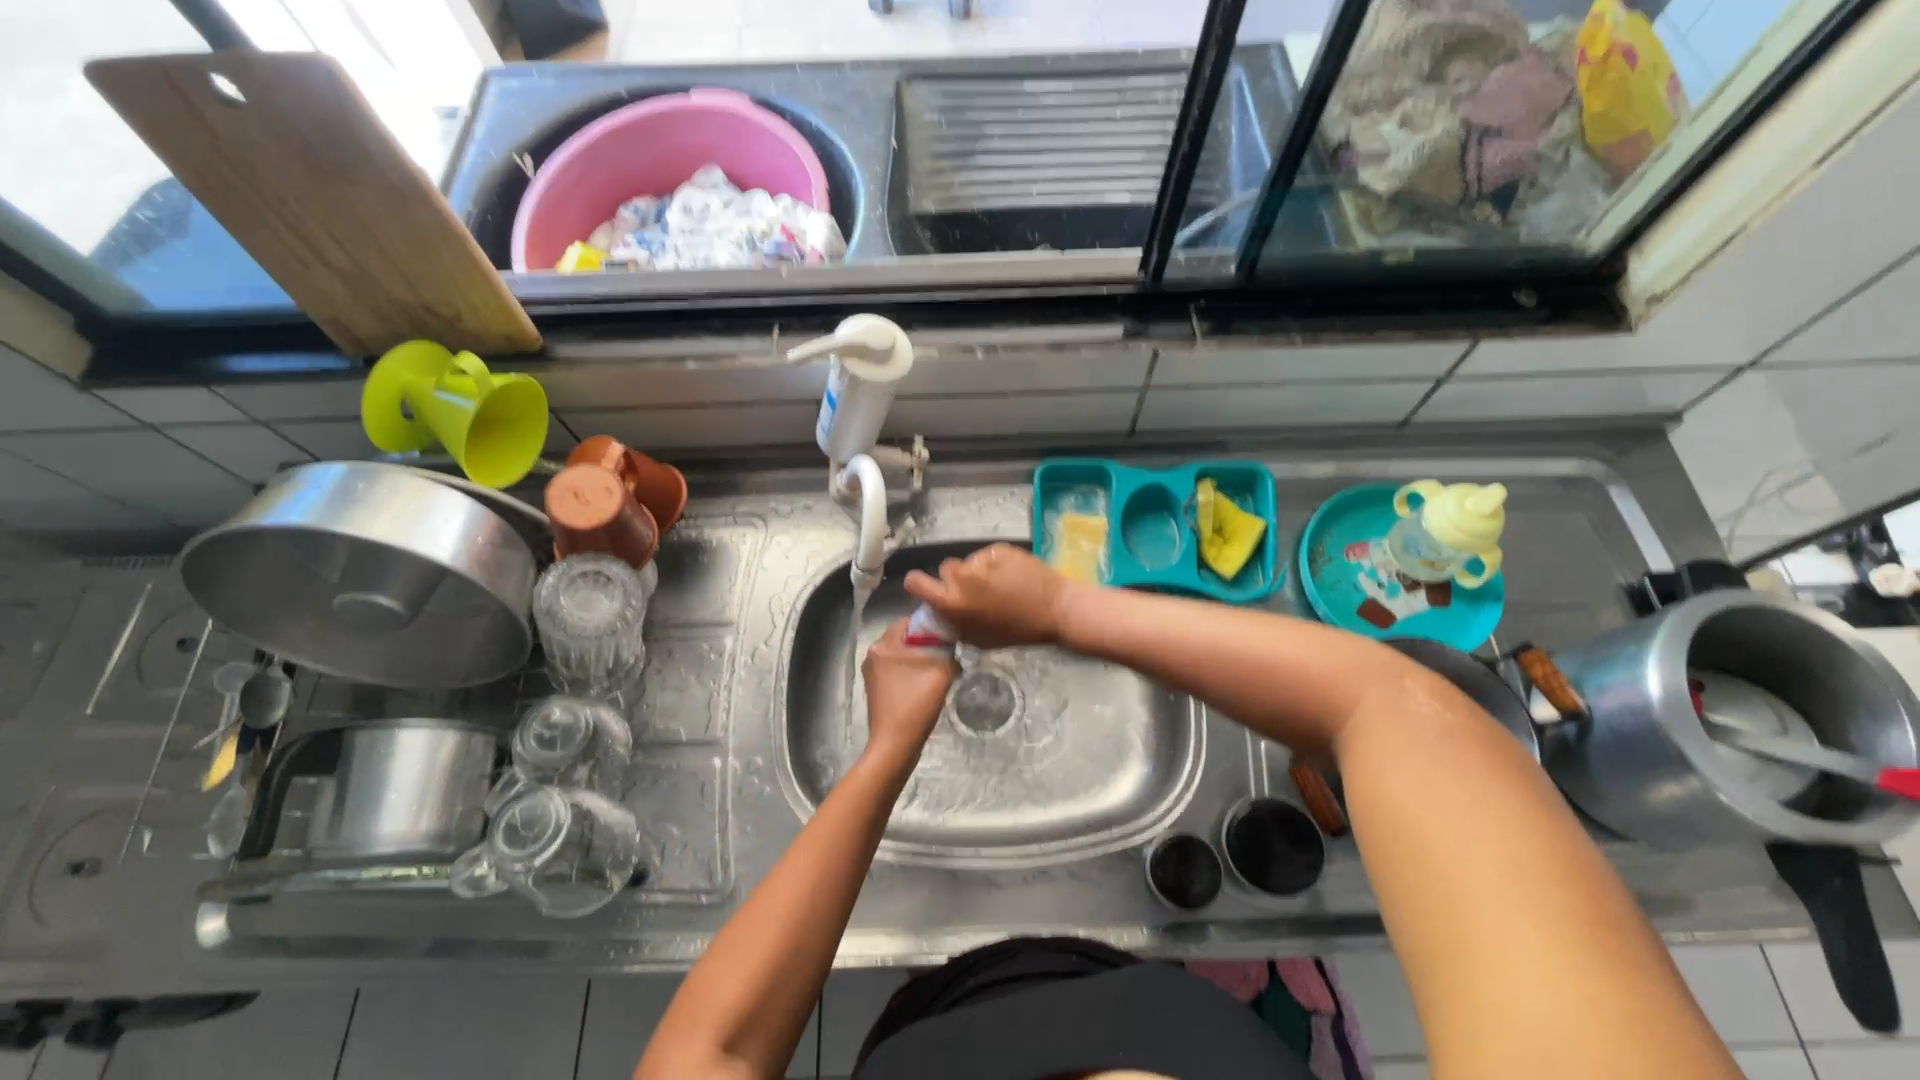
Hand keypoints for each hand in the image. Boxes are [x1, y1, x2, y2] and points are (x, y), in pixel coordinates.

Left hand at [861, 619, 955, 766]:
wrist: (895, 744)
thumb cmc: (916, 703)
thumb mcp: (941, 670)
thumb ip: (948, 652)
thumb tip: (950, 648)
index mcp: (883, 645)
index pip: (908, 622)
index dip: (929, 626)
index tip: (947, 639)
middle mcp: (872, 655)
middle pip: (904, 639)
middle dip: (925, 645)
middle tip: (945, 657)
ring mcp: (871, 674)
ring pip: (901, 657)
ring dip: (919, 661)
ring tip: (937, 673)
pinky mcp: (875, 690)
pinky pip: (896, 672)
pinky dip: (910, 675)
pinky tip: (925, 688)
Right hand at [902, 543, 1075, 648]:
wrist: (1055, 610)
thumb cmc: (1017, 631)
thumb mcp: (978, 639)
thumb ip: (954, 623)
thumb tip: (941, 612)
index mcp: (951, 602)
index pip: (915, 582)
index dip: (918, 584)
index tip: (928, 587)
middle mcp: (961, 577)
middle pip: (946, 570)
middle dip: (957, 579)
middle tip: (977, 591)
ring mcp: (981, 560)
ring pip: (969, 562)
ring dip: (977, 571)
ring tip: (1000, 584)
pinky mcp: (999, 548)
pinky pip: (988, 555)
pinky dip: (996, 563)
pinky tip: (1012, 575)